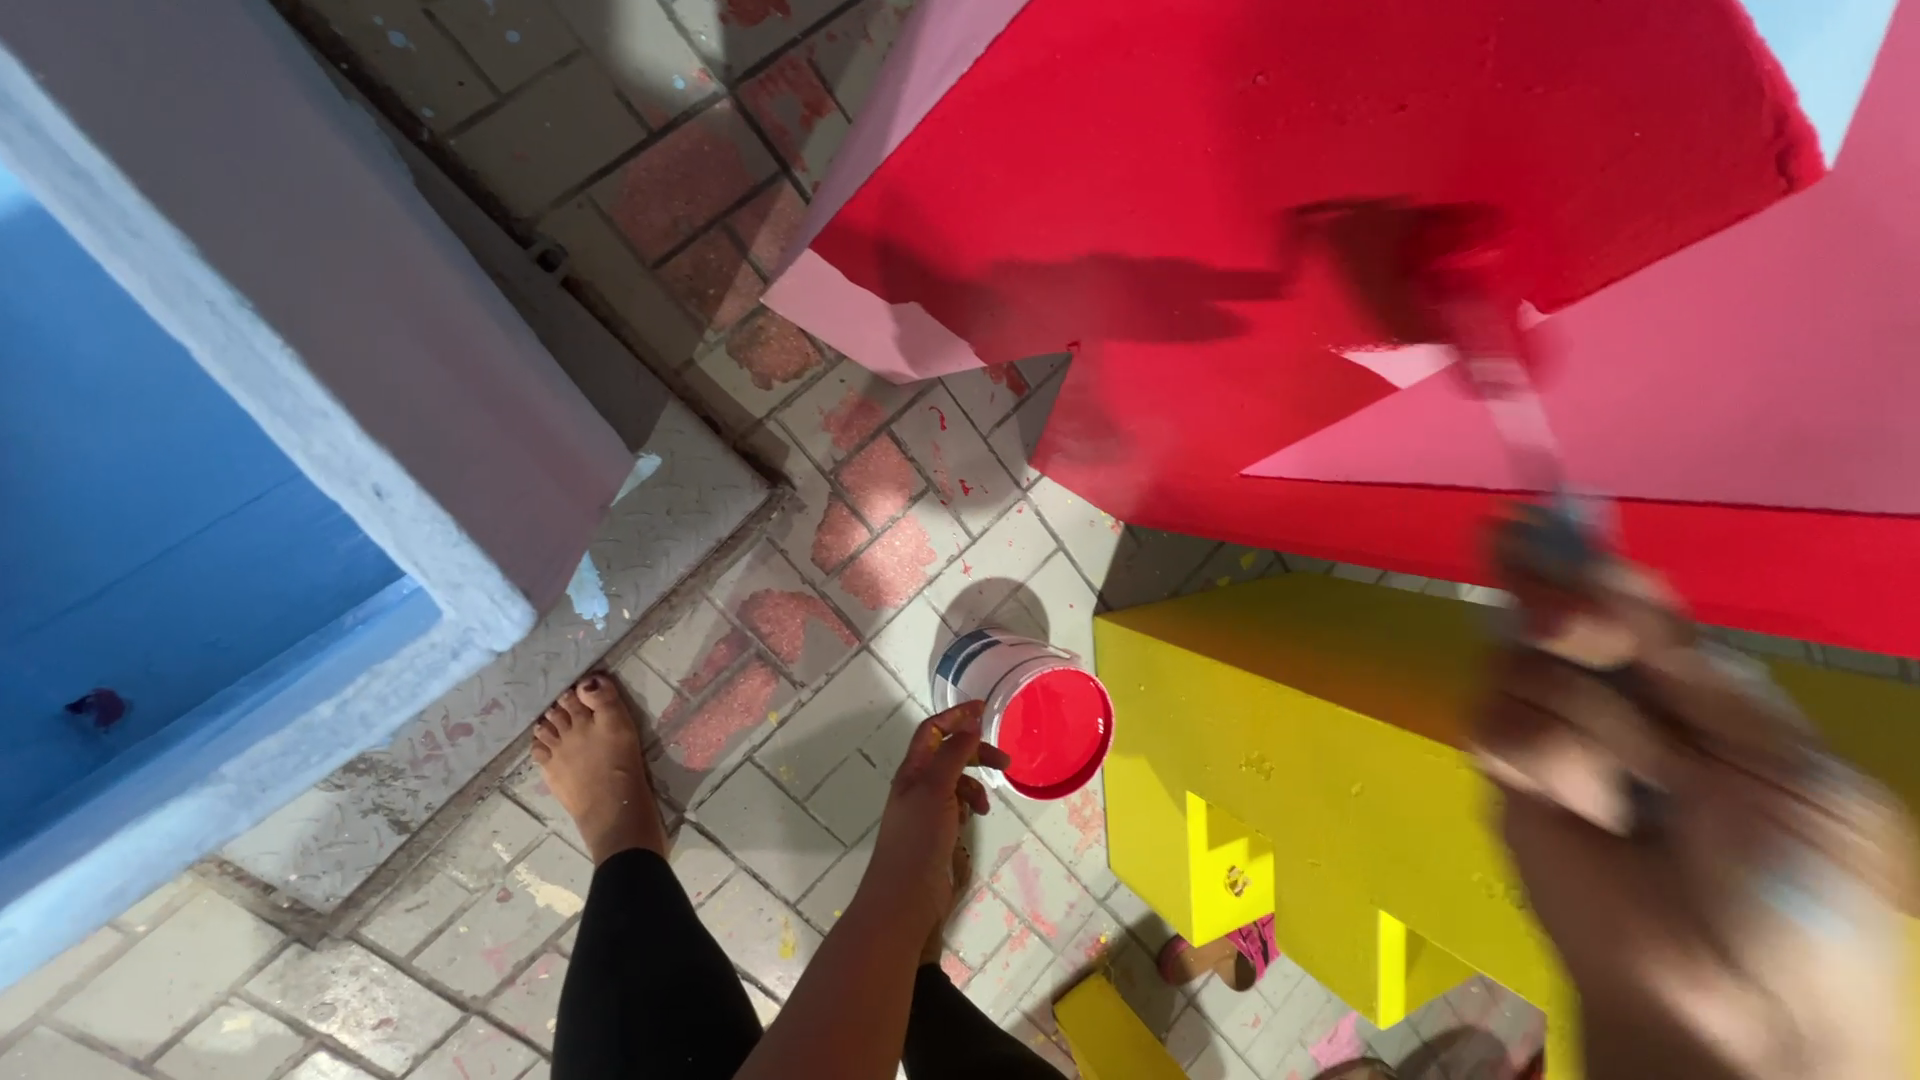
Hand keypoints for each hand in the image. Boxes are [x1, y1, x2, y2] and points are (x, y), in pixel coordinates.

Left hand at [859, 701, 1011, 940]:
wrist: (905, 897)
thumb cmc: (918, 838)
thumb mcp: (937, 789)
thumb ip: (954, 754)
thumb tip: (970, 722)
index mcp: (913, 770)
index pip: (933, 730)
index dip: (956, 716)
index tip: (984, 709)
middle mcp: (917, 785)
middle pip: (949, 754)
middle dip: (975, 752)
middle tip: (1004, 761)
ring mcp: (927, 810)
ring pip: (956, 781)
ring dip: (974, 784)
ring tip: (986, 804)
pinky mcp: (936, 832)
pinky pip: (958, 806)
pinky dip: (970, 805)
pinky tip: (976, 818)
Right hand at [1478, 515, 1914, 1078]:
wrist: (1727, 994)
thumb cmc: (1794, 887)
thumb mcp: (1788, 766)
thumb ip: (1694, 672)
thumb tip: (1606, 585)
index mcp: (1687, 685)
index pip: (1621, 599)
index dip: (1577, 560)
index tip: (1524, 526)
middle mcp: (1608, 695)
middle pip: (1555, 613)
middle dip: (1571, 617)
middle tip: (1584, 641)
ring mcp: (1547, 731)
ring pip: (1523, 669)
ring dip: (1587, 727)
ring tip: (1631, 794)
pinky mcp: (1503, 771)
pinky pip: (1496, 725)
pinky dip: (1538, 757)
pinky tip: (1577, 805)